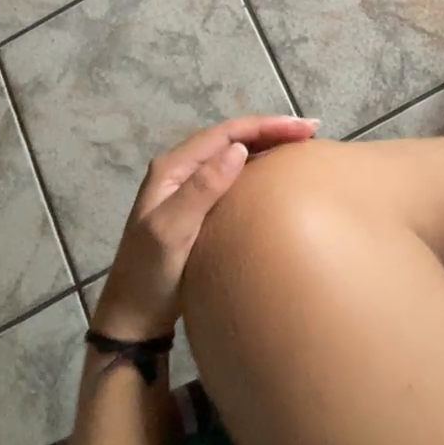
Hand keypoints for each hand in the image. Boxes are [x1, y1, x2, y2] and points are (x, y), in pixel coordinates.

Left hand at [91, 116, 318, 338]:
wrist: (132, 318)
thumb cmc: (149, 276)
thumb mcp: (171, 232)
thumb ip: (202, 189)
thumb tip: (239, 149)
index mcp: (172, 168)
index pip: (226, 134)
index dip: (266, 126)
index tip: (304, 127)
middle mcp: (180, 171)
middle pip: (231, 138)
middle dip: (271, 130)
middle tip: (311, 130)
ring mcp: (188, 189)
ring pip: (233, 154)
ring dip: (266, 145)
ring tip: (300, 145)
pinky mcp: (198, 208)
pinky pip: (233, 176)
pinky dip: (258, 167)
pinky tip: (275, 173)